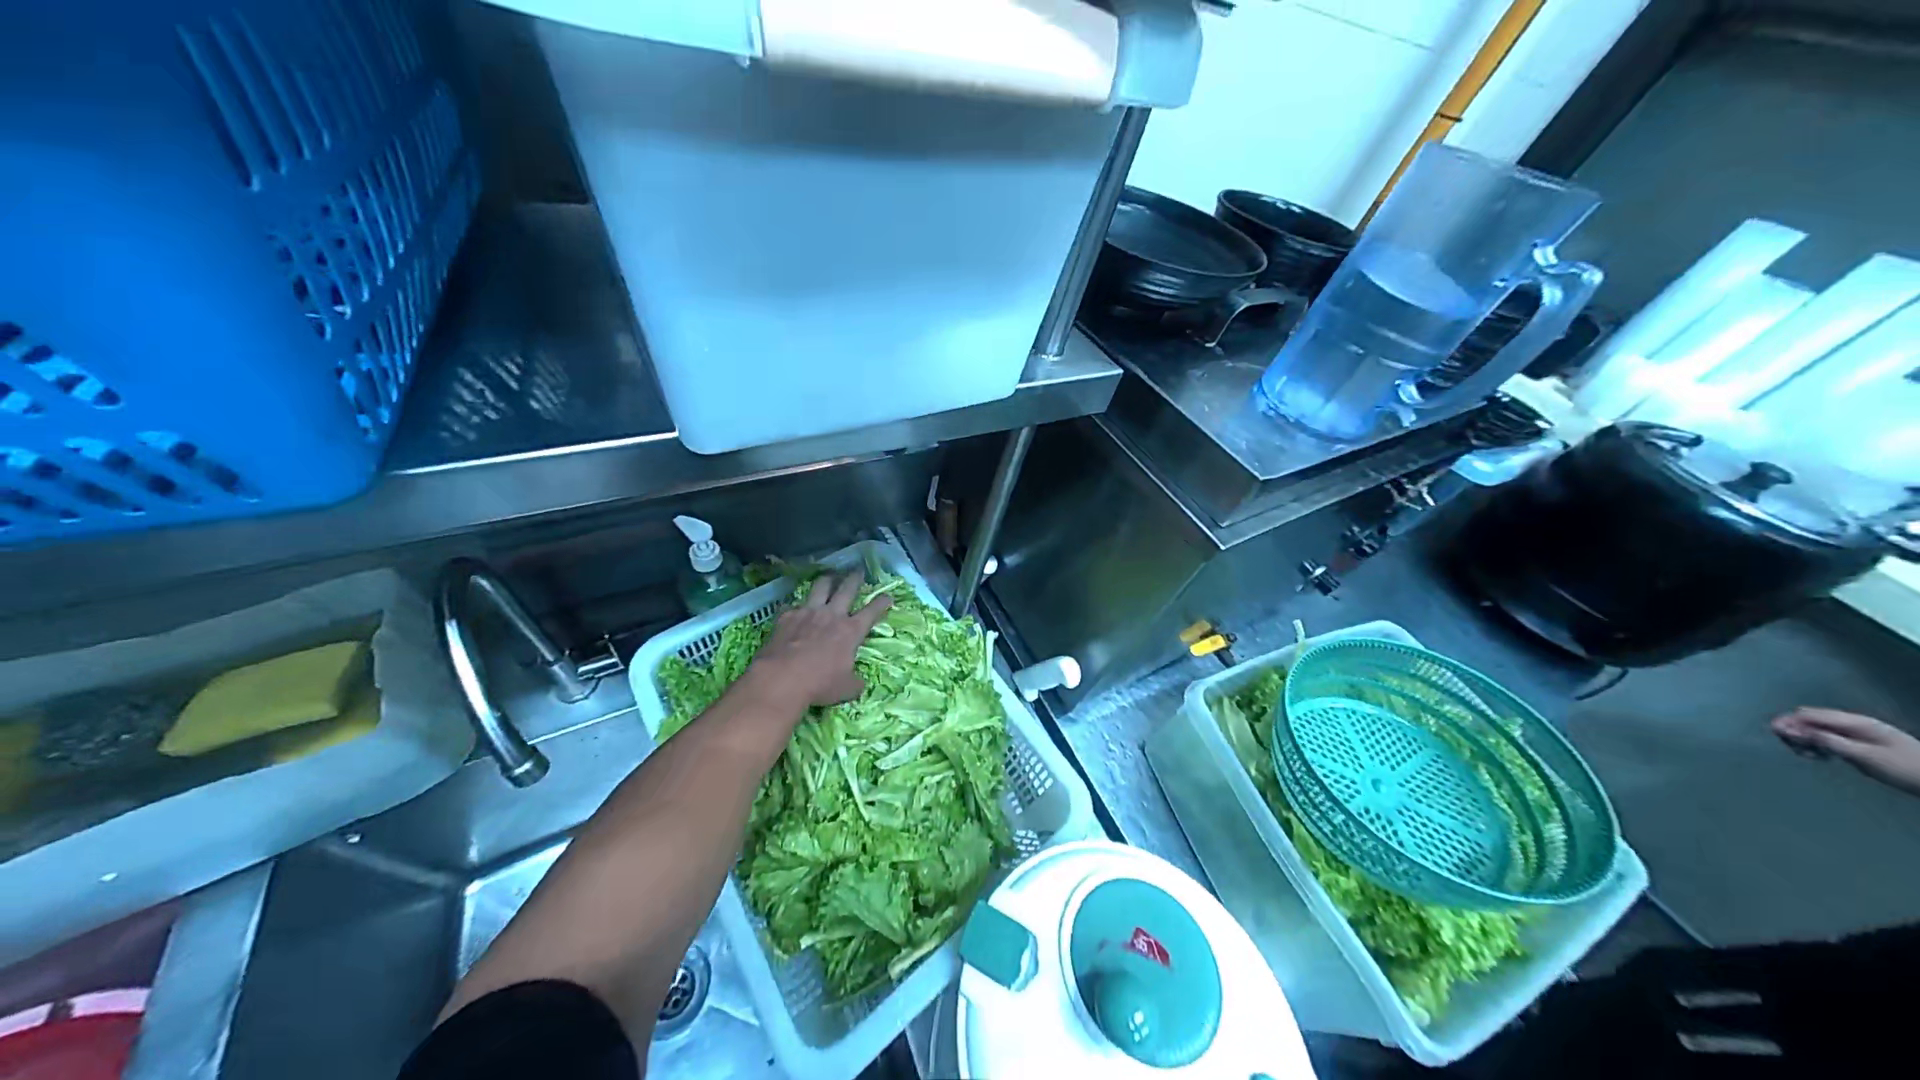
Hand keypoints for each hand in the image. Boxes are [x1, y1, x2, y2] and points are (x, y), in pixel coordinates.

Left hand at [742, 570, 892, 709]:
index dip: (881, 603)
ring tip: (830, 575)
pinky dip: (798, 604)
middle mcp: (832, 615)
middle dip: (855, 578)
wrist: (782, 677)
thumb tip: (859, 683)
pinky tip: (796, 606)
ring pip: (820, 587)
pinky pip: (794, 604)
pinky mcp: (787, 616)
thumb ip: (855, 682)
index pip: (872, 612)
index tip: (888, 596)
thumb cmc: (819, 684)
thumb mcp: (845, 689)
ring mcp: (808, 612)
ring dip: (827, 580)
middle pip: (847, 589)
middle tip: (858, 570)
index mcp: (851, 631)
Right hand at [1772, 707, 1919, 796]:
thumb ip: (1824, 740)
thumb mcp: (1862, 755)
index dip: (1788, 721)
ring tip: (1811, 756)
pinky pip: (1829, 737)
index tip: (1775, 735)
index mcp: (1854, 722)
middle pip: (1810, 719)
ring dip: (1806, 739)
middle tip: (1796, 751)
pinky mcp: (1860, 743)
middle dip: (1795, 731)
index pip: (1809, 714)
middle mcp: (1854, 723)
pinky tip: (1823, 756)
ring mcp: (1858, 733)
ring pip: (1817, 729)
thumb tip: (1786, 728)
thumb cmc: (1904, 768)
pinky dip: (1819, 744)